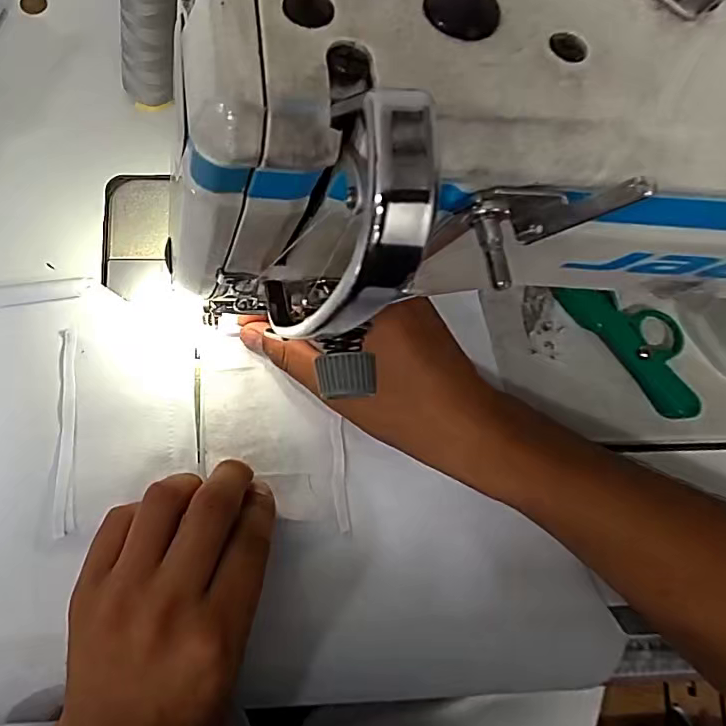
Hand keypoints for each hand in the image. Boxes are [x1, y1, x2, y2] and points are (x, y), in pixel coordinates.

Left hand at [27, 461, 276, 725]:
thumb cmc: (182, 724)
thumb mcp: (230, 669)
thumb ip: (236, 597)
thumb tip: (239, 531)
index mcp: (214, 637)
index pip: (246, 545)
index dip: (258, 508)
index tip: (260, 495)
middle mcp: (168, 605)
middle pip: (208, 511)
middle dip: (230, 481)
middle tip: (236, 475)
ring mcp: (121, 592)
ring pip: (160, 502)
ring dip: (186, 484)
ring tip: (195, 489)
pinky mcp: (87, 587)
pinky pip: (117, 521)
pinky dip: (142, 509)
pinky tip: (154, 517)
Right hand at [238, 298, 514, 481]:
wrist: (472, 432)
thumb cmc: (413, 412)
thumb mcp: (337, 385)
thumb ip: (289, 354)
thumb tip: (254, 334)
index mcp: (373, 298)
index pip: (308, 294)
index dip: (276, 313)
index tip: (254, 325)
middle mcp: (393, 292)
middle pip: (326, 298)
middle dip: (302, 323)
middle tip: (284, 348)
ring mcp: (408, 303)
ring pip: (346, 308)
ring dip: (327, 329)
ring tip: (323, 360)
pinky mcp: (416, 318)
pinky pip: (368, 315)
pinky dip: (351, 333)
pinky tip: (351, 360)